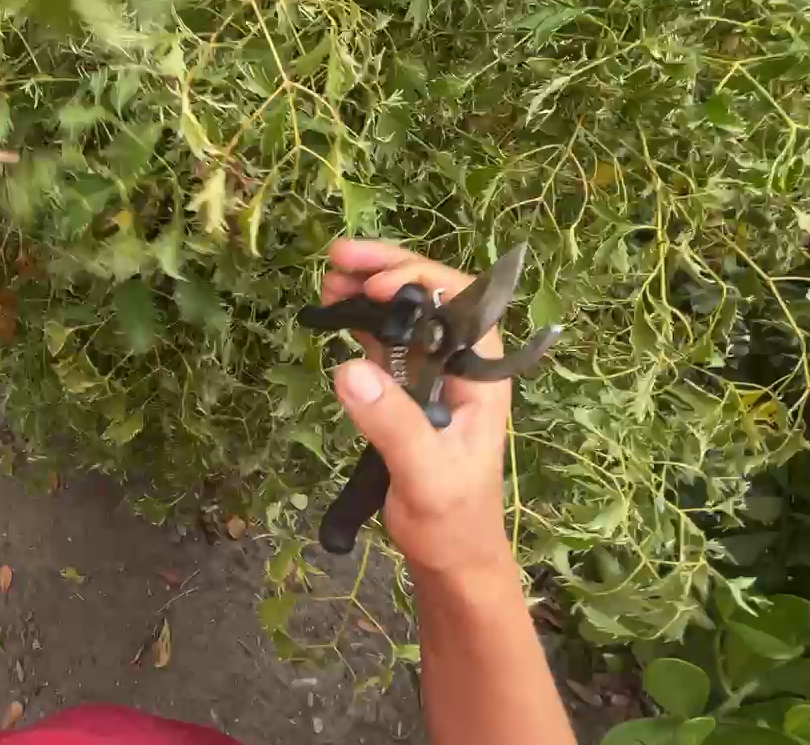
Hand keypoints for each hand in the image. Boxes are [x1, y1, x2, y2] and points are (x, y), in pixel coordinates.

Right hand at [321, 240, 514, 575]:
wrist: (449, 552)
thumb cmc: (450, 517)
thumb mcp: (426, 474)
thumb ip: (393, 424)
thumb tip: (348, 370)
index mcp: (480, 372)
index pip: (462, 303)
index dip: (420, 282)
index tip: (375, 288)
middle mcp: (458, 361)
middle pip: (429, 295)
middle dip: (387, 269)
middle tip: (339, 258)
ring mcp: (429, 369)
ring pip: (403, 309)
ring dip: (368, 287)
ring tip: (329, 278)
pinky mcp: (403, 382)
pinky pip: (382, 334)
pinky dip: (357, 316)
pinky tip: (334, 308)